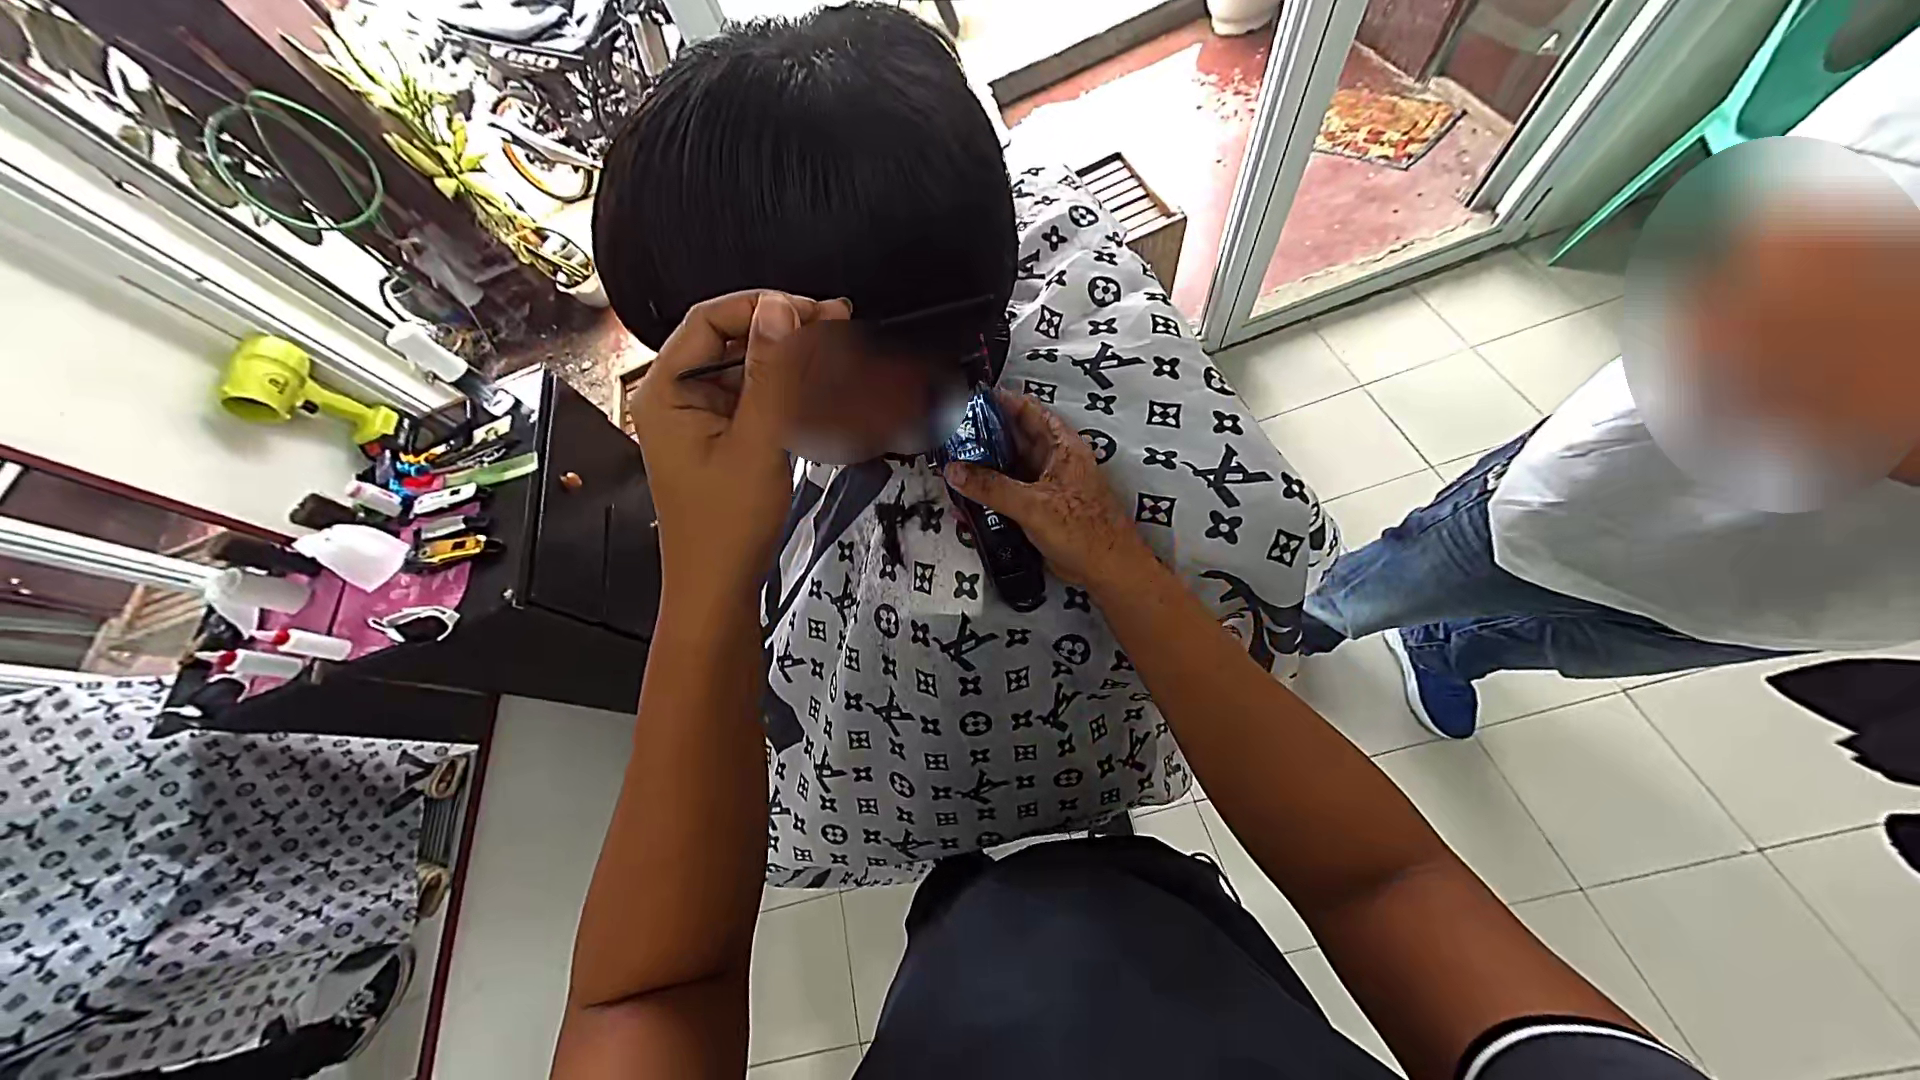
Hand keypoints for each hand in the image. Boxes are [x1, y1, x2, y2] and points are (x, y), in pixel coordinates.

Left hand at [633, 290, 850, 601]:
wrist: (719, 585)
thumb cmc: (724, 529)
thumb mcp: (756, 443)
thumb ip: (771, 374)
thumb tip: (780, 312)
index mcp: (666, 393)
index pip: (709, 320)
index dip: (761, 307)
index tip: (809, 310)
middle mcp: (677, 400)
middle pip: (730, 342)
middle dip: (782, 330)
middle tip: (832, 322)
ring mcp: (700, 420)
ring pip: (746, 370)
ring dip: (787, 359)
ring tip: (832, 349)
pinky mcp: (722, 439)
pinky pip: (753, 400)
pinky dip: (784, 390)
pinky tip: (814, 385)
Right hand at [943, 389, 1154, 588]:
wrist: (1105, 570)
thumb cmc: (1088, 533)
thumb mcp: (1033, 505)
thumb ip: (992, 487)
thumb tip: (958, 472)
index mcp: (1061, 447)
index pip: (1028, 410)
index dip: (1001, 402)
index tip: (972, 400)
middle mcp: (1053, 461)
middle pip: (1013, 438)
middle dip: (984, 437)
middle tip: (954, 435)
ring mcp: (1045, 485)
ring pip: (1009, 467)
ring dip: (985, 467)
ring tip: (955, 464)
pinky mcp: (1038, 508)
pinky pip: (1008, 493)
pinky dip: (989, 493)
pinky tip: (970, 498)